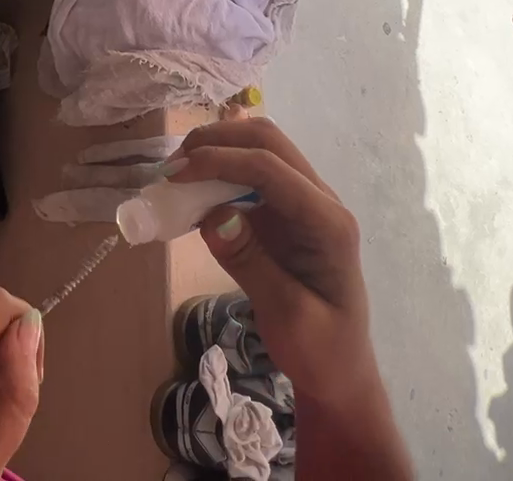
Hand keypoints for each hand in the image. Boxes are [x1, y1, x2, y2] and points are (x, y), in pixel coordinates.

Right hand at [170, 117, 410, 479]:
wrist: (339, 371)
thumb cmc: (320, 349)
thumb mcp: (287, 317)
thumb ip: (251, 264)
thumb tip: (213, 215)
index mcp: (328, 223)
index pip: (270, 168)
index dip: (220, 161)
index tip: (175, 175)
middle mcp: (319, 200)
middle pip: (267, 140)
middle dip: (216, 141)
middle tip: (172, 165)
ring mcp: (302, 201)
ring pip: (259, 146)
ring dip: (215, 148)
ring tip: (176, 173)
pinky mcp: (283, 208)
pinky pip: (250, 171)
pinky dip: (217, 170)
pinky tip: (190, 190)